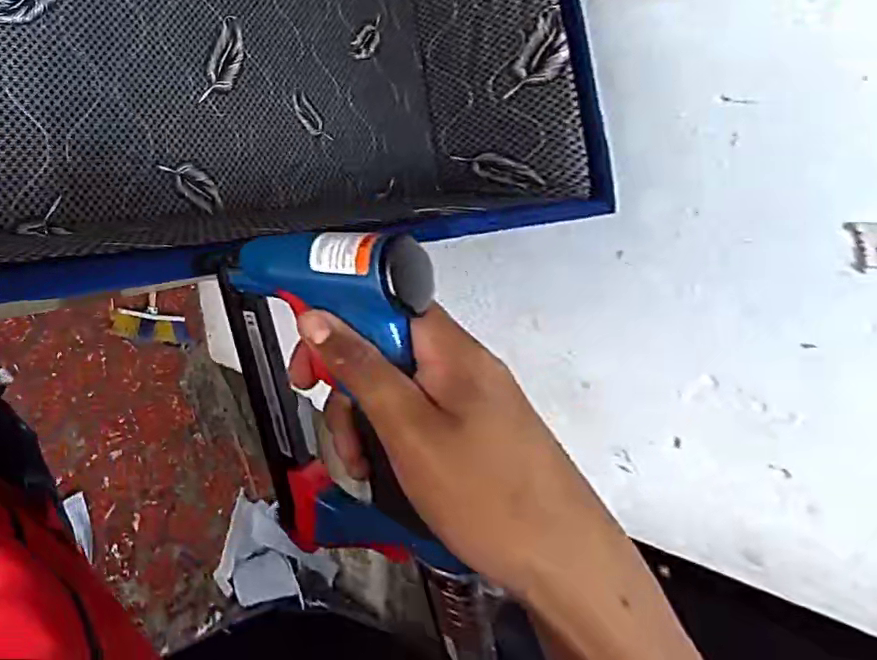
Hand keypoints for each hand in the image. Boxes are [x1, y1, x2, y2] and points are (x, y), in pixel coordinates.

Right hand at [288, 308, 689, 655]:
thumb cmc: (494, 502)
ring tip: (357, 458)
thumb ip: (359, 367)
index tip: (302, 326)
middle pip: (378, 342)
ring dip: (358, 414)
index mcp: (450, 350)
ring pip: (388, 383)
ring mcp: (465, 401)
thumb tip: (316, 317)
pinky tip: (378, 467)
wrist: (574, 582)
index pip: (381, 295)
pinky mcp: (467, 433)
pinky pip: (409, 413)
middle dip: (340, 372)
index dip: (336, 302)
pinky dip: (383, 433)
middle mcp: (458, 365)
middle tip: (311, 392)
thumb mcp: (408, 430)